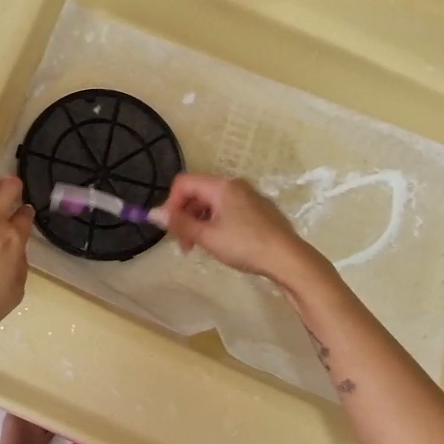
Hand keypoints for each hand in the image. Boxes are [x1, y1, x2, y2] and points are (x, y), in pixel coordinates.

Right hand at [164, 173, 322, 283]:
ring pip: (213, 203)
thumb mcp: (208, 236)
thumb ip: (179, 224)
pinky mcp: (259, 210)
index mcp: (221, 186)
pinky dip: (217, 223)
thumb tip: (153, 214)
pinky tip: (222, 244)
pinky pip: (228, 210)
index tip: (171, 230)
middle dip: (185, 215)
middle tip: (185, 244)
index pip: (183, 183)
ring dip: (200, 221)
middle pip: (198, 192)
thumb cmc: (246, 245)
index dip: (171, 204)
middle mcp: (235, 185)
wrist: (290, 259)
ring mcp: (249, 196)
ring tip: (202, 247)